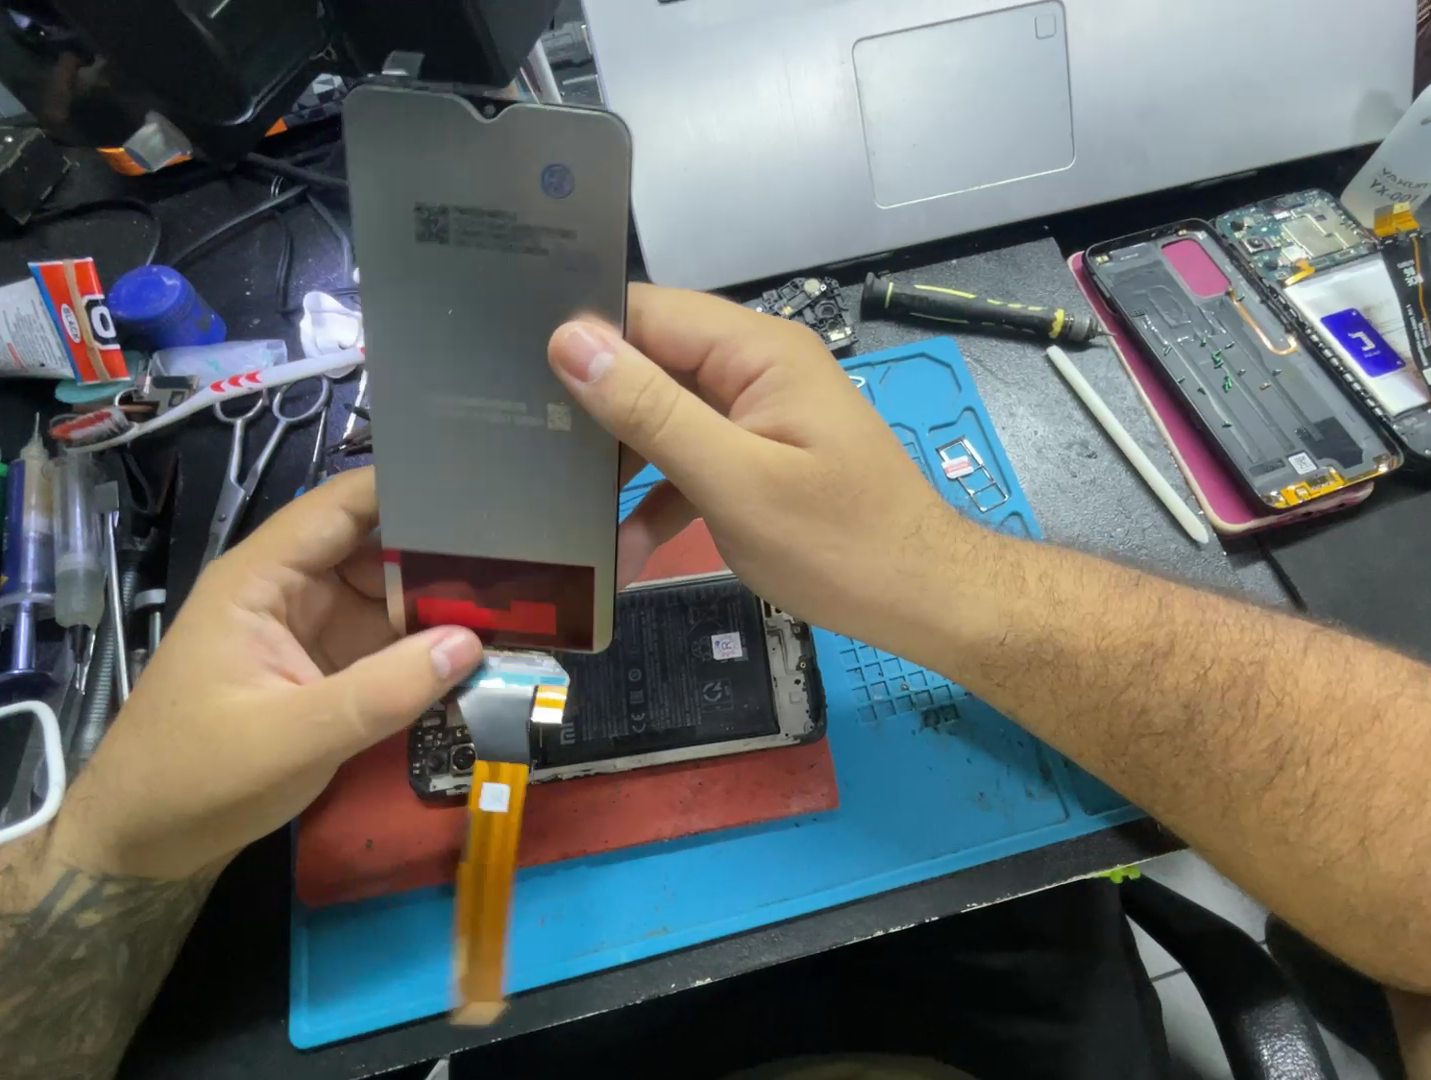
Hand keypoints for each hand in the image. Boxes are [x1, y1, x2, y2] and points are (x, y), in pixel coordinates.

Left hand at [49, 469, 483, 880]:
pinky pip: (398, 638)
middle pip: (380, 545)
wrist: (147, 846)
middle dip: (444, 544)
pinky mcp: (338, 665)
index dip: (405, 485)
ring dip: (449, 595)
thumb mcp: (290, 739)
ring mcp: (319, 628)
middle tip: (522, 546)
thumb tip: (472, 643)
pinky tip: (488, 639)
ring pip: (395, 592)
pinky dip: (438, 639)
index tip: (477, 483)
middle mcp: (295, 590)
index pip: (341, 507)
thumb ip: (381, 693)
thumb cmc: (195, 780)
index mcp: (262, 580)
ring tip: (523, 589)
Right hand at [549, 284, 972, 658]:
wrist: (918, 599)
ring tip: (560, 508)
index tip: (512, 377)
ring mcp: (758, 415)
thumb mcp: (735, 480)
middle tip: (523, 449)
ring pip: (666, 419)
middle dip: (592, 407)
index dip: (582, 338)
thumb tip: (570, 341)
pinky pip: (694, 463)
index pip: (649, 313)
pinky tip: (623, 552)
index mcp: (756, 351)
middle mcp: (756, 368)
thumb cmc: (836, 544)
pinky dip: (660, 500)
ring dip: (621, 466)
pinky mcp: (759, 458)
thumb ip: (653, 411)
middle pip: (653, 364)